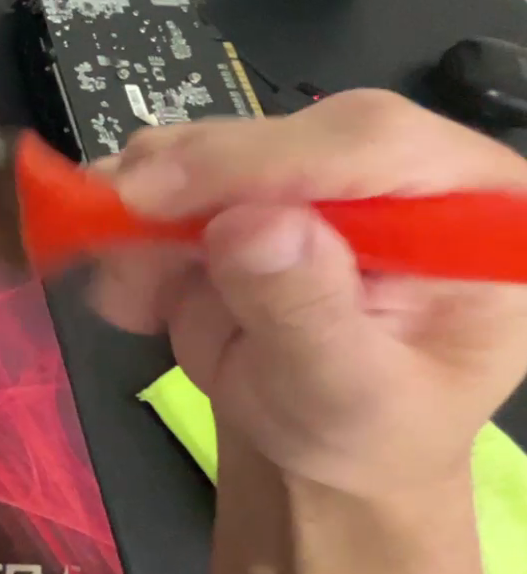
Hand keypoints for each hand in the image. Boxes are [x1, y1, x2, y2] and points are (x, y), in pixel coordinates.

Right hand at [89, 89, 526, 495]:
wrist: (304, 440)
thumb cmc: (360, 427)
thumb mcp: (348, 391)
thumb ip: (307, 310)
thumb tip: (254, 224)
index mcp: (466, 212)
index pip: (368, 143)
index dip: (254, 158)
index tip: (152, 196)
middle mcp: (381, 176)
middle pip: (264, 133)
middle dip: (176, 184)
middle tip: (108, 231)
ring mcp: (291, 179)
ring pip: (188, 150)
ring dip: (135, 215)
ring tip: (137, 295)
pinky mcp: (219, 195)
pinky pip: (144, 181)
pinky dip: (118, 230)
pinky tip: (136, 291)